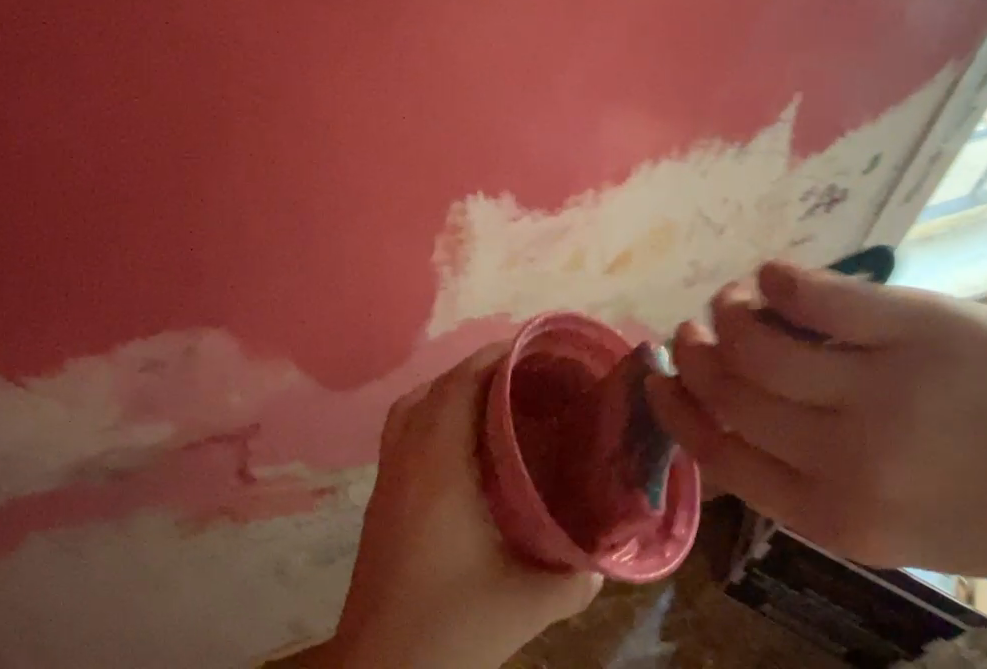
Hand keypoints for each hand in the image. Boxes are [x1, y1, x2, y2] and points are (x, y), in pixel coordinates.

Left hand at [323, 344, 602, 668]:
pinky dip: (433, 414)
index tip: (533, 349)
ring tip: (496, 398)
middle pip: (436, 388)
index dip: (494, 358)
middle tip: (528, 374)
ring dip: (451, 389)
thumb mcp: (528, 603)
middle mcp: (406, 458)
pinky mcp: (381, 497)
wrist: (379, 668)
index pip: (460, 386)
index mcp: (438, 467)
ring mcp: (387, 477)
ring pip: (413, 406)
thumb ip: (575, 575)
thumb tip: (606, 555)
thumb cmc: (450, 626)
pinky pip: (404, 429)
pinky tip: (465, 443)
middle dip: (479, 370)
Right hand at [644, 261, 986, 581]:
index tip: (658, 374)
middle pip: (726, 389)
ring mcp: (880, 388)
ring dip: (726, 310)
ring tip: (734, 300)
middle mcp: (845, 458)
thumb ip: (801, 476)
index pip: (716, 451)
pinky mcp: (913, 327)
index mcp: (833, 516)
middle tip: (691, 328)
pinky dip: (775, 279)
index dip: (674, 406)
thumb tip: (717, 409)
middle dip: (692, 351)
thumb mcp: (886, 522)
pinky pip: (809, 292)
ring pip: (754, 341)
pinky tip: (775, 277)